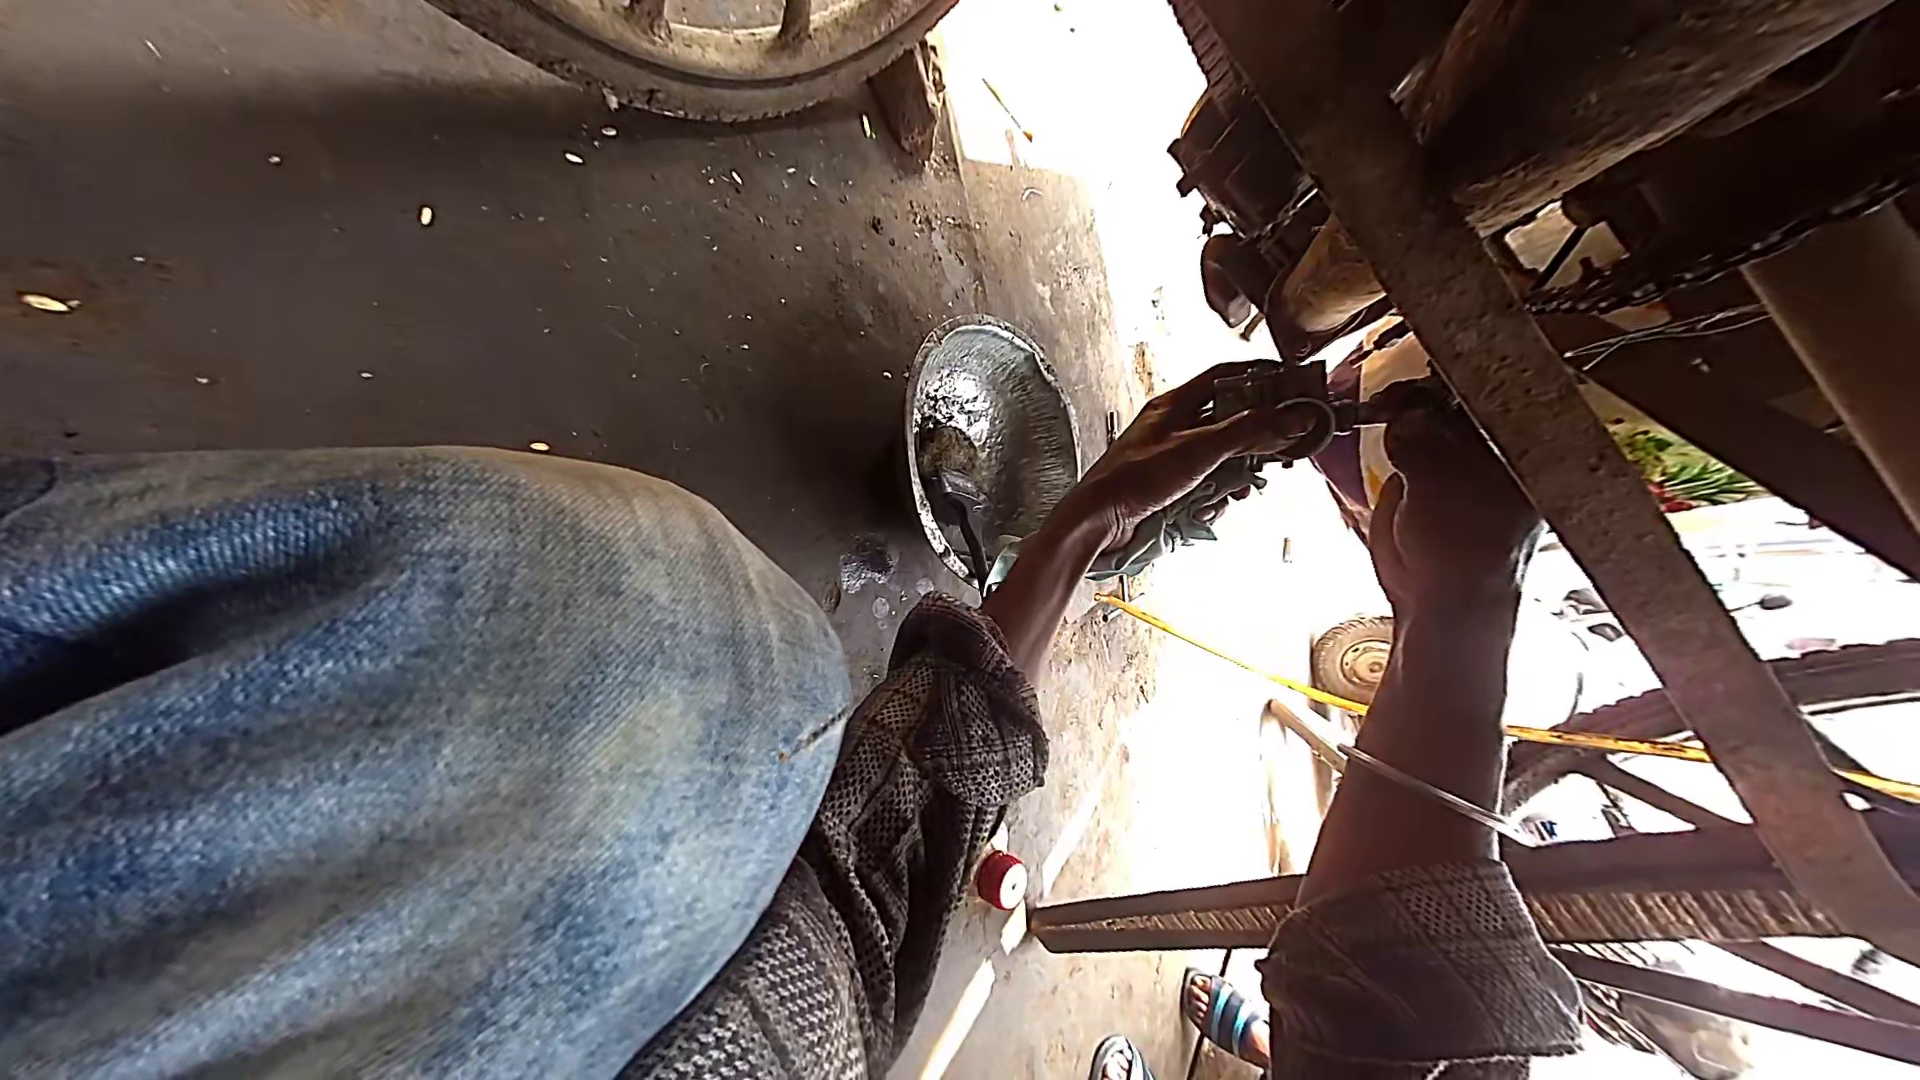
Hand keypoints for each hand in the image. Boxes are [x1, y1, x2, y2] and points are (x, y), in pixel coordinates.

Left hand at [1057, 362, 1322, 549]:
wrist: (1100, 520)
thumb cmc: (1133, 479)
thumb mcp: (1199, 449)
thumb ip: (1248, 431)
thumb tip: (1291, 417)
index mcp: (1174, 406)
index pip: (1225, 375)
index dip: (1260, 375)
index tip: (1291, 384)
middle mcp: (1172, 427)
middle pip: (1229, 421)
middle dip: (1252, 442)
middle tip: (1275, 452)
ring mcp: (1170, 458)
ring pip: (1220, 459)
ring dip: (1231, 478)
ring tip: (1234, 491)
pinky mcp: (1168, 486)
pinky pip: (1204, 486)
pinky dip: (1211, 499)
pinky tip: (1207, 509)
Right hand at [1367, 386, 1541, 613]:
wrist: (1434, 596)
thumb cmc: (1461, 550)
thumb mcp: (1443, 492)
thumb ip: (1424, 449)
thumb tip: (1402, 415)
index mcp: (1518, 454)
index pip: (1488, 401)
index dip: (1454, 384)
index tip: (1420, 374)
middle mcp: (1489, 456)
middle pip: (1453, 408)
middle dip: (1421, 396)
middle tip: (1391, 392)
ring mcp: (1451, 469)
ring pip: (1425, 426)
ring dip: (1401, 412)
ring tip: (1379, 403)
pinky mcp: (1419, 484)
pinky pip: (1403, 448)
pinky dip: (1387, 434)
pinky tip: (1376, 420)